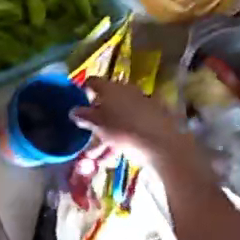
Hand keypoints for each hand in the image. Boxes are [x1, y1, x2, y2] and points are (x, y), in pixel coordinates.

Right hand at [71, 75, 206, 177]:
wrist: (165, 146)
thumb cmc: (124, 131)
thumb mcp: (97, 125)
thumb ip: (83, 116)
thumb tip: (74, 111)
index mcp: (110, 87)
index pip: (91, 82)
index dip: (82, 92)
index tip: (78, 106)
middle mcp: (127, 91)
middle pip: (106, 102)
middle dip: (96, 121)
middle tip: (88, 136)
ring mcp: (144, 104)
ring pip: (120, 117)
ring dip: (107, 135)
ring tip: (99, 157)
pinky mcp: (157, 118)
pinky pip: (134, 125)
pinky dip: (123, 138)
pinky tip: (117, 156)